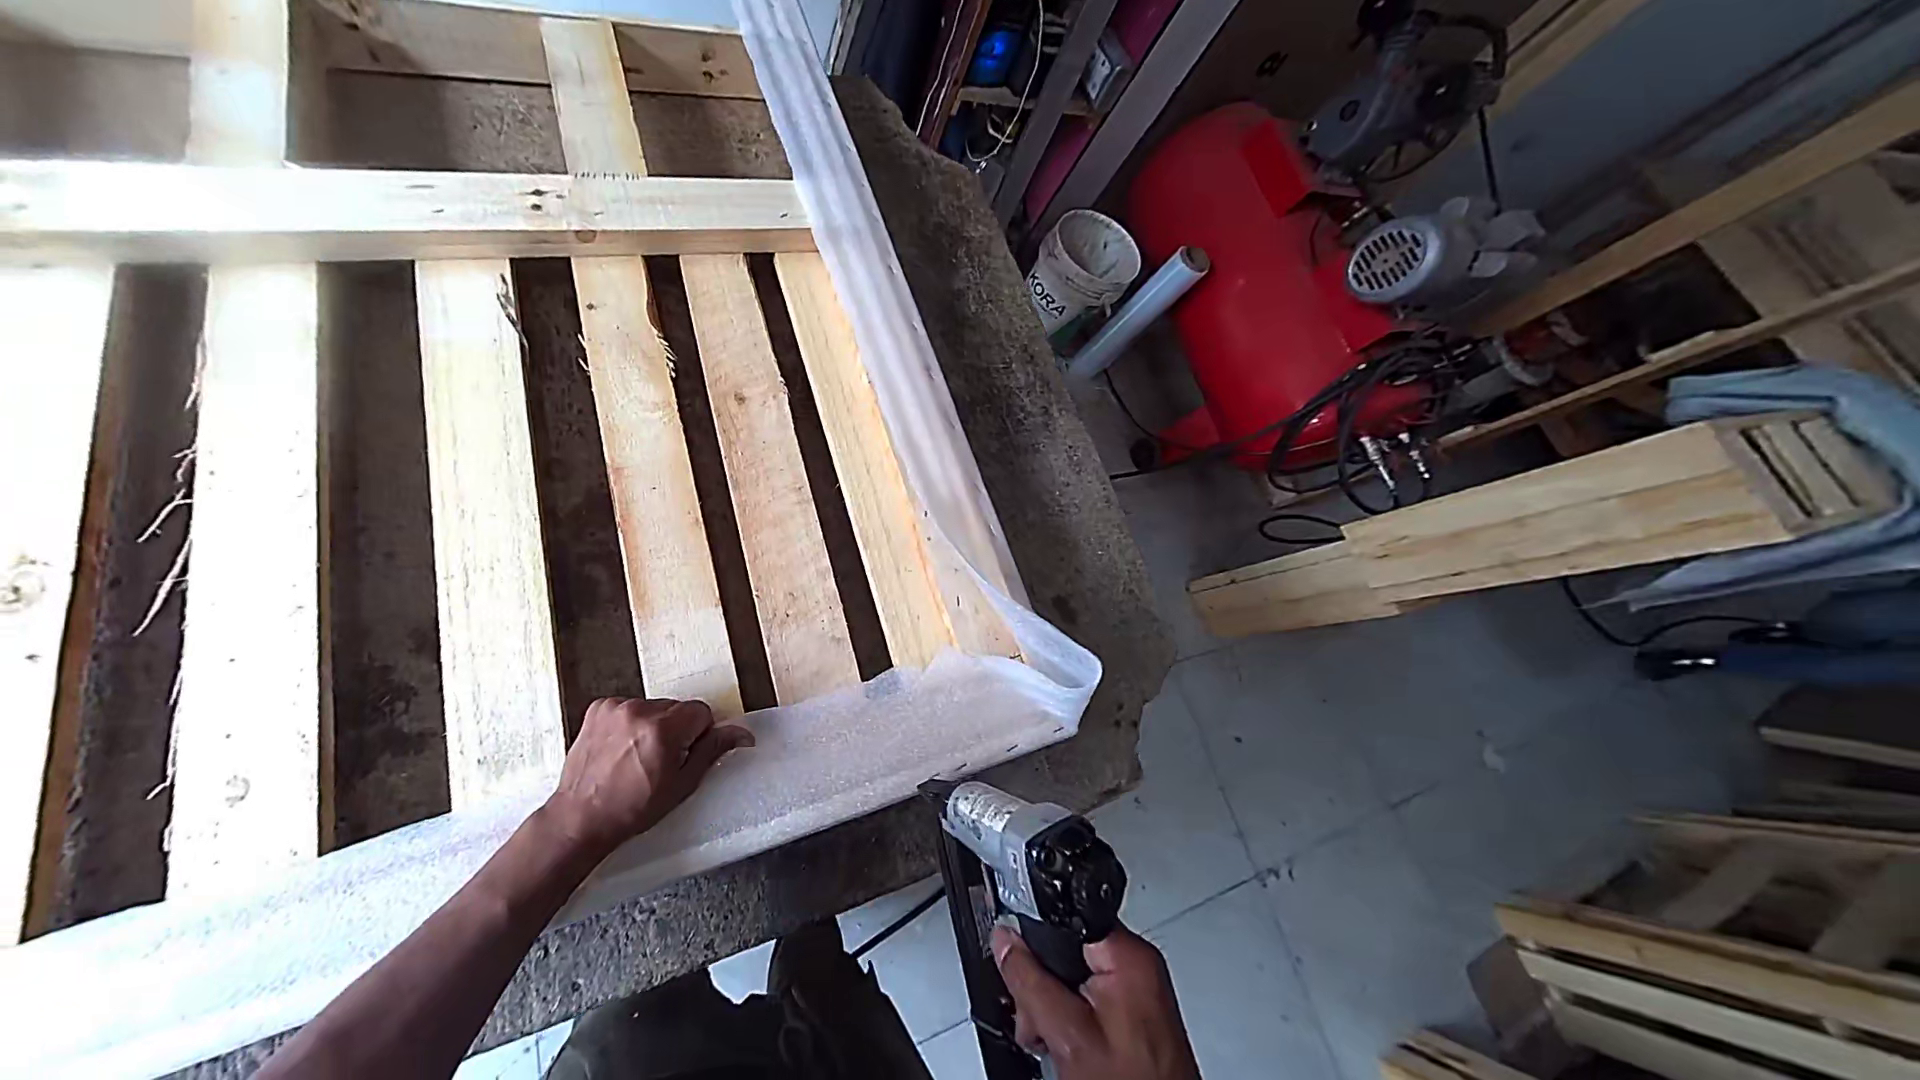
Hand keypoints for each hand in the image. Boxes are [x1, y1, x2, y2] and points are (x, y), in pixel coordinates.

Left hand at [542, 697, 754, 857]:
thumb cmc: (629, 808)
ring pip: (654, 706)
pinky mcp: (599, 709)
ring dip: (652, 724)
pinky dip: (630, 722)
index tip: (685, 751)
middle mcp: (639, 713)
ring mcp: (616, 709)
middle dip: (676, 728)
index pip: (701, 710)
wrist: (581, 819)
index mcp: (663, 730)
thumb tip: (740, 734)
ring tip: (638, 755)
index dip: (698, 733)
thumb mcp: (683, 784)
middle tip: (661, 759)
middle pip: (677, 707)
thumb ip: (713, 750)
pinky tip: (622, 747)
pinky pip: (629, 706)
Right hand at [992, 924, 1200, 1079]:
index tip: (1019, 965)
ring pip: (1075, 975)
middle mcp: (1138, 965)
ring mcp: (1139, 991)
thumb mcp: (1067, 1035)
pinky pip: (1090, 996)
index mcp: (1128, 956)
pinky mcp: (1135, 1014)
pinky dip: (1071, 1018)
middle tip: (1038, 1022)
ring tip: (1051, 1042)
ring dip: (1052, 1005)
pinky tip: (1067, 1048)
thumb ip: (1030, 981)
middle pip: (1068, 947)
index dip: (1036, 942)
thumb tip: (1004, 941)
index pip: (1066, 918)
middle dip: (1041, 983)